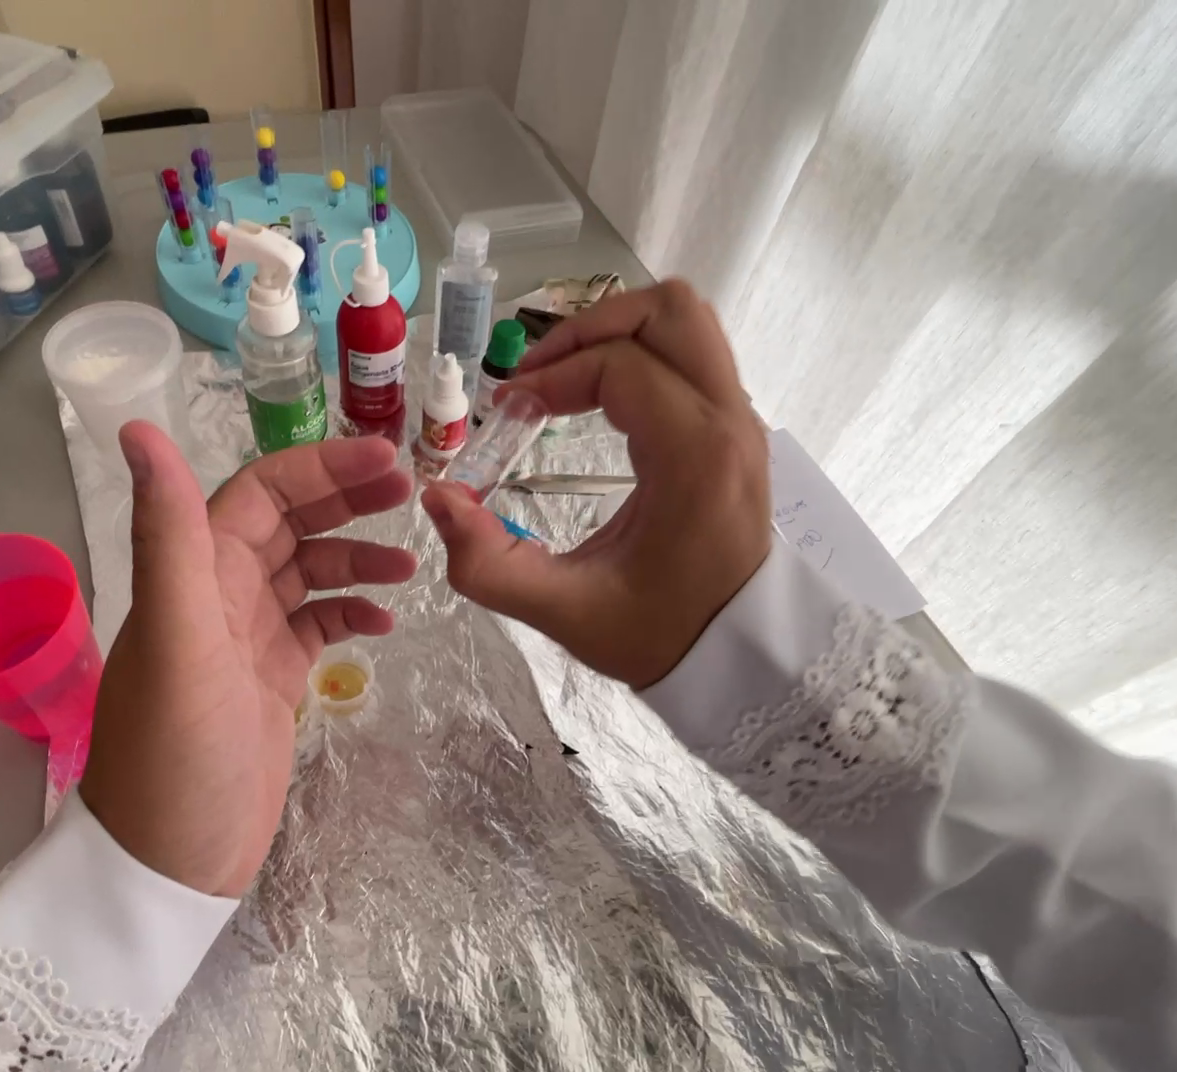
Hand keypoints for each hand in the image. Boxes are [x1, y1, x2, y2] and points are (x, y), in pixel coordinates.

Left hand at [79, 424, 414, 896]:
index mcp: (194, 571)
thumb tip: (137, 429)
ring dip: (355, 558)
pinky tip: (382, 623)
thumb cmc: (178, 751)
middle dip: (346, 500)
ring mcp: (247, 636)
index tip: (387, 459)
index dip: (322, 469)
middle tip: (411, 491)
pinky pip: (316, 625)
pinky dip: (350, 613)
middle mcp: (218, 593)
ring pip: (308, 572)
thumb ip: (168, 534)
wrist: (172, 864)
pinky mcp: (271, 677)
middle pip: (289, 523)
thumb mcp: (180, 638)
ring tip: (407, 564)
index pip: (262, 493)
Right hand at [421, 280, 771, 687]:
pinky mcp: (734, 429)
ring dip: (614, 335)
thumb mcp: (565, 611)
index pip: (620, 366)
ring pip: (684, 322)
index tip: (507, 412)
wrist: (740, 656)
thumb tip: (436, 497)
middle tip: (538, 377)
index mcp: (695, 456)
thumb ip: (488, 564)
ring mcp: (740, 419)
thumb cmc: (659, 634)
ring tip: (562, 382)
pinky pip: (689, 355)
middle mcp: (729, 420)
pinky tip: (596, 401)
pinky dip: (637, 356)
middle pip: (666, 311)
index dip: (550, 377)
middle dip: (587, 329)